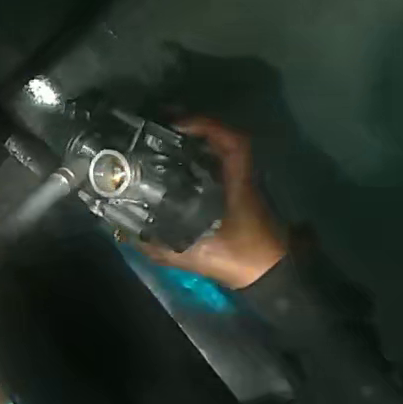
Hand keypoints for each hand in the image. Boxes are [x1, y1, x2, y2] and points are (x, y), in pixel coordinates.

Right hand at [132, 117, 286, 288]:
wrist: (274, 280)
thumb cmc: (243, 261)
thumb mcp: (201, 257)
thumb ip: (164, 249)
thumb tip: (129, 237)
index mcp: (239, 186)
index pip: (233, 144)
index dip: (208, 126)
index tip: (177, 123)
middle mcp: (243, 179)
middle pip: (225, 140)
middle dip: (196, 127)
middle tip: (163, 124)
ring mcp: (243, 186)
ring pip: (223, 152)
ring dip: (199, 140)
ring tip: (167, 137)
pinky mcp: (239, 195)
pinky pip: (221, 165)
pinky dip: (202, 157)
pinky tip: (179, 163)